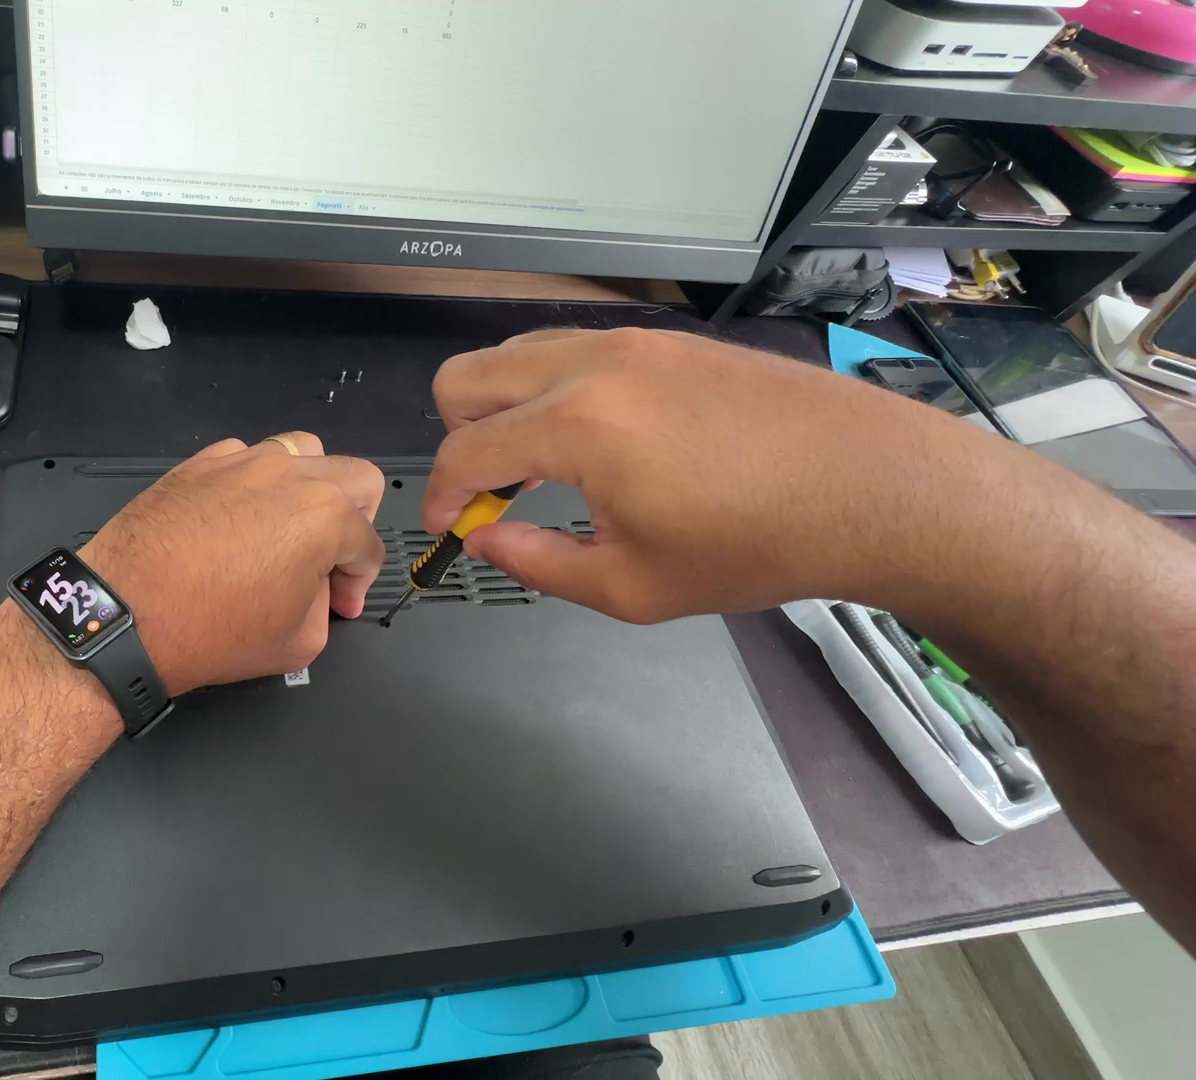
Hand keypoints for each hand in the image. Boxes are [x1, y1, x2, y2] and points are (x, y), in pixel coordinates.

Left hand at [77, 433, 386, 694]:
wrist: (124, 617)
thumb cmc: (212, 632)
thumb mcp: (299, 642)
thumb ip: (327, 603)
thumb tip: (321, 587)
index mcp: (325, 516)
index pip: (368, 544)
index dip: (360, 581)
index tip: (341, 602)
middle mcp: (288, 474)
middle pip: (356, 477)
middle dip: (356, 520)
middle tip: (330, 558)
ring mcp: (241, 460)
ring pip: (303, 451)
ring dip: (310, 487)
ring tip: (289, 527)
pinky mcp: (199, 462)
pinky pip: (246, 457)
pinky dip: (256, 483)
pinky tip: (238, 519)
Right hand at [424, 327, 1093, 622]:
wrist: (883, 488)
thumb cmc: (756, 547)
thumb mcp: (629, 587)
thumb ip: (534, 562)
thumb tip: (482, 538)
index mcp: (578, 425)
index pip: (463, 451)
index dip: (439, 497)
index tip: (446, 528)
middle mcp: (591, 364)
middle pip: (463, 377)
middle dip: (456, 438)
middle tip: (490, 489)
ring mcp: (629, 340)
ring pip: (509, 354)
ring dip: (499, 410)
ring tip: (539, 466)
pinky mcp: (660, 338)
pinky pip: (564, 350)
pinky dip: (545, 391)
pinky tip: (588, 439)